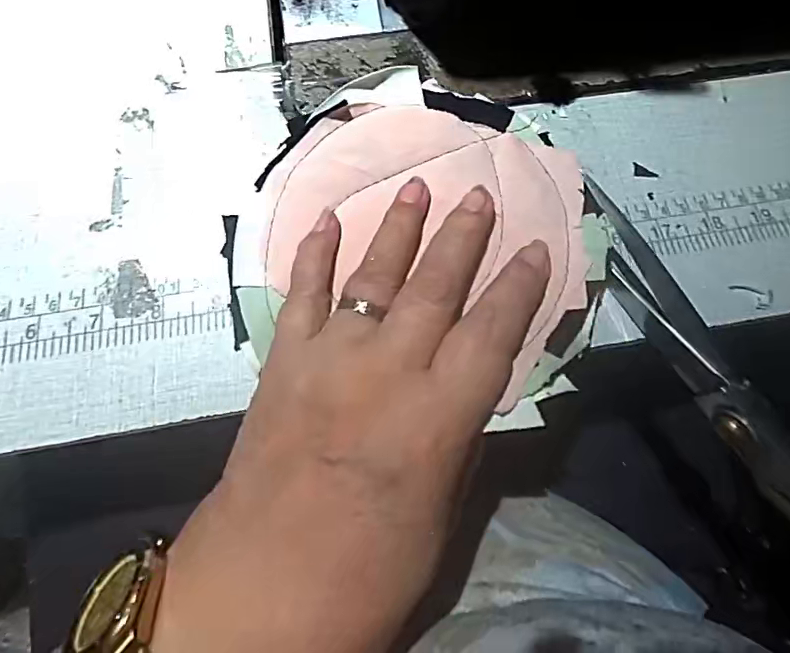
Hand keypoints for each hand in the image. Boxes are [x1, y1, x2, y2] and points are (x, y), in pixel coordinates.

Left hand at [154, 177, 551, 652]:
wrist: (253, 603)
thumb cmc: (366, 575)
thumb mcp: (442, 514)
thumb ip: (461, 435)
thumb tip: (474, 382)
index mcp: (435, 418)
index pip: (492, 331)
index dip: (519, 286)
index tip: (537, 247)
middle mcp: (385, 374)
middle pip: (434, 287)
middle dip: (462, 235)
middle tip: (478, 192)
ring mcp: (328, 362)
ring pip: (372, 278)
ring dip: (397, 228)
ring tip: (415, 187)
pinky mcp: (283, 364)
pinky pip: (301, 296)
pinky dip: (313, 256)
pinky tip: (327, 220)